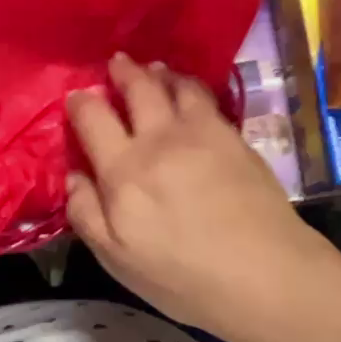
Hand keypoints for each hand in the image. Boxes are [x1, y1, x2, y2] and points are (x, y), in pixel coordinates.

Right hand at [66, 54, 340, 337]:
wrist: (266, 275)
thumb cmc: (183, 278)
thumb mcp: (117, 259)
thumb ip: (87, 213)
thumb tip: (74, 175)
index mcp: (123, 170)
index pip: (92, 118)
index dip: (80, 102)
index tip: (75, 98)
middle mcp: (159, 139)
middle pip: (137, 89)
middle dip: (122, 72)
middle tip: (116, 64)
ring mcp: (201, 133)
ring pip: (175, 85)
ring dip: (158, 73)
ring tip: (153, 69)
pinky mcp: (234, 137)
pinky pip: (206, 98)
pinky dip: (190, 86)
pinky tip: (189, 92)